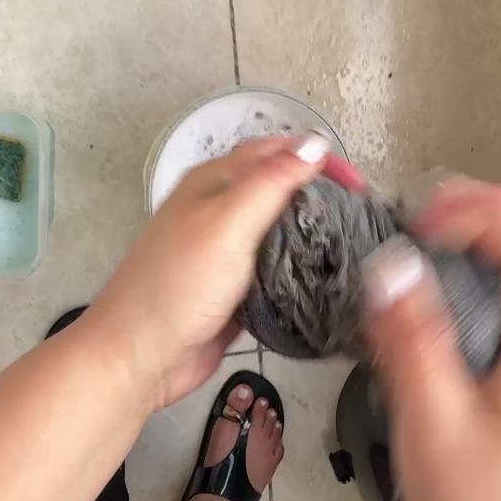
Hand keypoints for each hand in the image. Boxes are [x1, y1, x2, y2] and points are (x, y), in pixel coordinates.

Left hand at [86, 133, 335, 410]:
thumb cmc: (178, 284)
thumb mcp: (227, 224)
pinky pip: (274, 267)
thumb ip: (271, 183)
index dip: (317, 159)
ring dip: (312, 232)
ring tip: (353, 245)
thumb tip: (314, 144)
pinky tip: (325, 278)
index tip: (357, 184)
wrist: (140, 357)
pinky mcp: (234, 286)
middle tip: (360, 215)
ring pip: (279, 229)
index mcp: (214, 181)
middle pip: (279, 187)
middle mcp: (220, 208)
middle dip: (320, 194)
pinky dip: (299, 268)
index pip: (276, 151)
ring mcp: (226, 249)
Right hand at [360, 177, 500, 500]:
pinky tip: (426, 285)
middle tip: (429, 207)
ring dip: (474, 235)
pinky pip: (498, 296)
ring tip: (425, 230)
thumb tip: (391, 267)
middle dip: (483, 209)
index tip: (429, 222)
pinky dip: (463, 271)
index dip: (485, 214)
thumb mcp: (436, 423)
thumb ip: (412, 340)